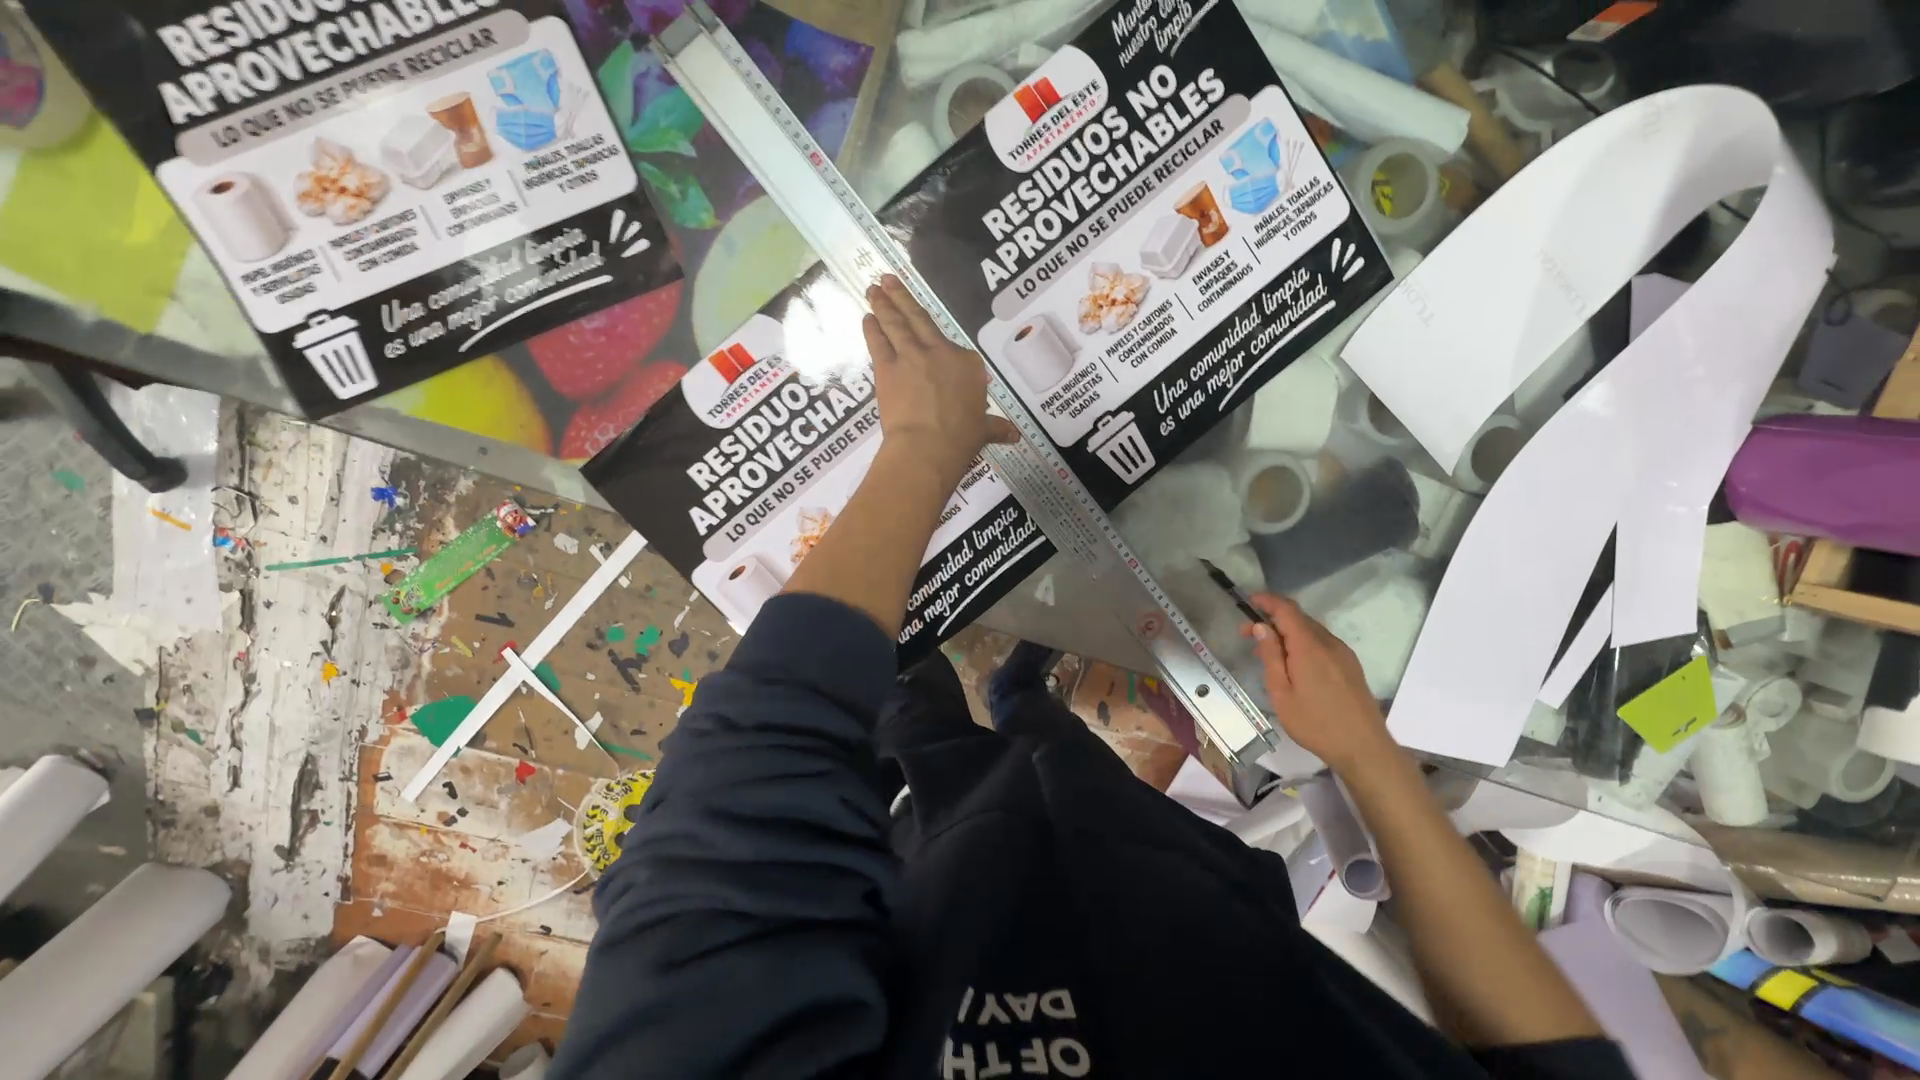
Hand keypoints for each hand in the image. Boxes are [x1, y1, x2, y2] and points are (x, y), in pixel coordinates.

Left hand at [864, 275, 1018, 488]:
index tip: (935, 339)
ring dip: (884, 303)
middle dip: (902, 296)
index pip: (956, 350)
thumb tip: (1014, 435)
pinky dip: (871, 329)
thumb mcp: (983, 431)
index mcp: (968, 364)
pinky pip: (878, 342)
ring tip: (873, 288)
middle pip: (920, 319)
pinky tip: (866, 317)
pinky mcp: (887, 368)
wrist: (928, 447)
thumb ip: (996, 427)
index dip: (944, 346)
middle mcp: (940, 352)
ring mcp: (911, 356)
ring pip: (896, 323)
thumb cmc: (960, 439)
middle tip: (887, 278)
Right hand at [1241, 592, 1395, 773]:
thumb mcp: (1282, 693)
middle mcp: (1329, 642)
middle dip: (1272, 620)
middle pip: (1298, 618)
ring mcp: (1343, 653)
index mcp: (1309, 646)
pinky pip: (1322, 643)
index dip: (1266, 601)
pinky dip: (1303, 644)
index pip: (1286, 609)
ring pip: (1311, 631)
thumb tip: (1261, 626)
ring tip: (1268, 653)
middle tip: (1248, 636)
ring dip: (1287, 633)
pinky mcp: (1350, 665)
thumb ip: (1271, 656)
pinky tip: (1294, 664)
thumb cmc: (1315, 723)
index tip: (1246, 603)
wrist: (1363, 747)